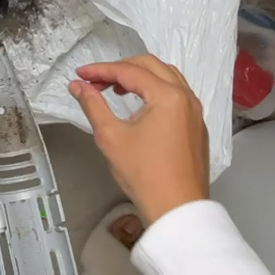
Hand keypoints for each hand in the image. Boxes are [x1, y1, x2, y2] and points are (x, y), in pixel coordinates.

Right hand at [69, 56, 210, 225]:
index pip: (128, 72)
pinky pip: (176, 93)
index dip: (100, 70)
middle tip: (95, 81)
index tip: (80, 75)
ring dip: (139, 76)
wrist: (177, 209)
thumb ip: (93, 105)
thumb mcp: (111, 136)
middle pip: (150, 66)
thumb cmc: (143, 174)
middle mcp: (186, 96)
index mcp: (167, 96)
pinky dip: (154, 89)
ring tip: (115, 89)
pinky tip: (138, 105)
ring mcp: (195, 110)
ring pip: (166, 76)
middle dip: (120, 69)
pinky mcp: (196, 124)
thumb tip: (77, 86)